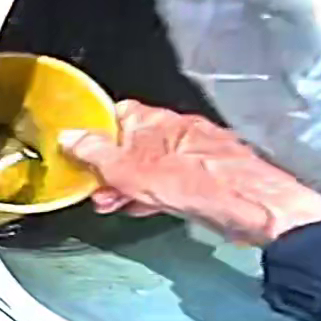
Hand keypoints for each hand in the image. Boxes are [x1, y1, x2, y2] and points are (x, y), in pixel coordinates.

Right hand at [58, 100, 320, 246]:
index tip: (78, 148)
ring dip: (127, 183)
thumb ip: (91, 151)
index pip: (115, 113)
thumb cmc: (189, 183)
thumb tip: (69, 135)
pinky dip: (153, 190)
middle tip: (95, 188)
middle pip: (130, 142)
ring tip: (115, 203)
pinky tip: (145, 205)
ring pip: (149, 163)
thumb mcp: (122, 168)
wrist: (251, 207)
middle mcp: (177, 128)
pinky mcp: (211, 171)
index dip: (93, 130)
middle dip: (108, 167)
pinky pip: (170, 177)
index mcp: (154, 120)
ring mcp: (197, 150)